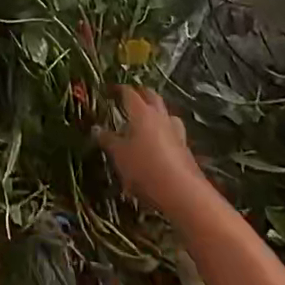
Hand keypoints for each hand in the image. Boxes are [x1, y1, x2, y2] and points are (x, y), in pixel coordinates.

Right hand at [96, 86, 212, 215]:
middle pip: (152, 97)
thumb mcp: (119, 154)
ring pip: (167, 115)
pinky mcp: (187, 152)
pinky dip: (165, 134)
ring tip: (147, 120)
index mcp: (142, 113)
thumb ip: (108, 140)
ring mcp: (177, 134)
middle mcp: (161, 118)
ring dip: (158, 114)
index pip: (129, 92)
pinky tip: (158, 145)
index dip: (118, 89)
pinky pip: (174, 134)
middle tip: (129, 98)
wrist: (185, 195)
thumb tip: (97, 129)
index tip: (109, 90)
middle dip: (141, 94)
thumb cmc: (146, 168)